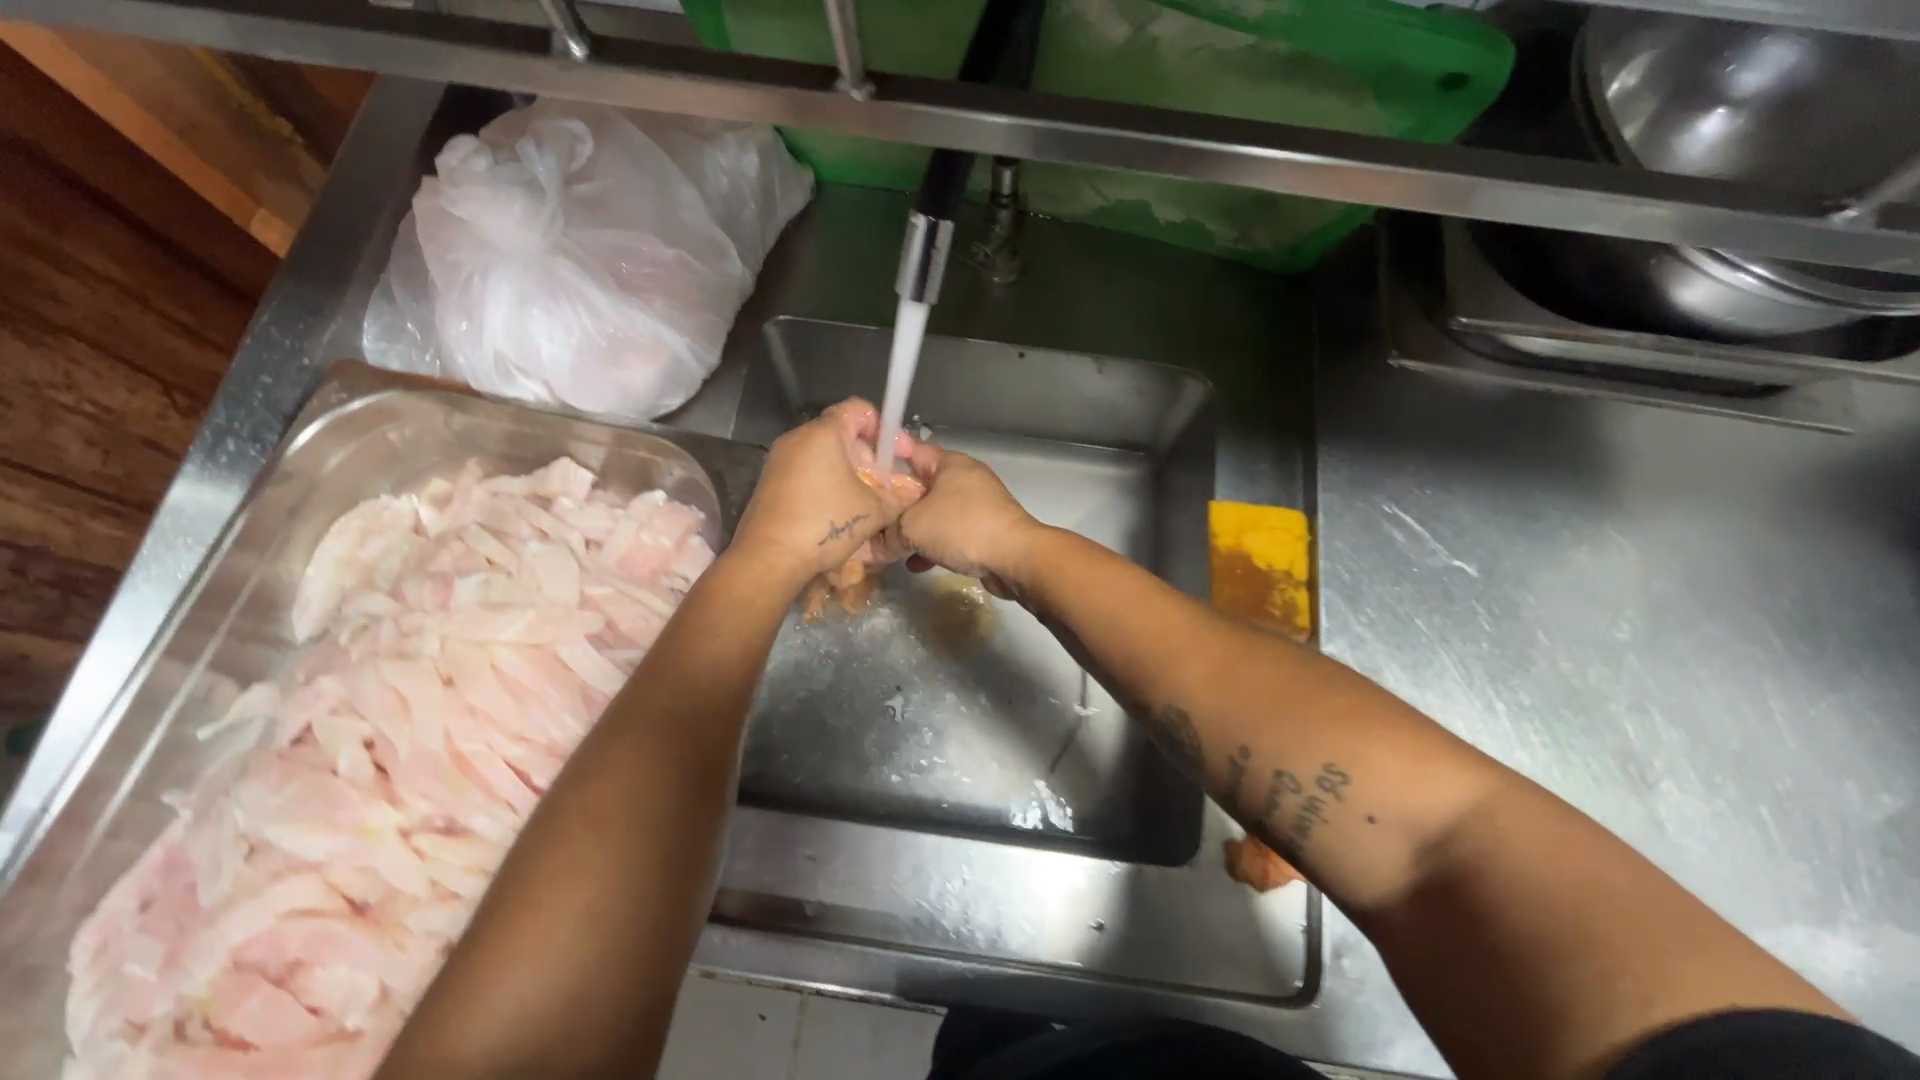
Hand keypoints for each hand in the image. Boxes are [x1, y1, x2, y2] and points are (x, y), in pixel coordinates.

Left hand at [730, 398, 920, 588]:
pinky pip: (807, 472)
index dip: (885, 428)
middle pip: (842, 433)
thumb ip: (899, 497)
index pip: (859, 409)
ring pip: (825, 455)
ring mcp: (780, 460)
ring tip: (866, 502)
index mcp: (824, 433)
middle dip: (870, 457)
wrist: (769, 558)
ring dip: (850, 473)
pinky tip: (839, 512)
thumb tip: (913, 494)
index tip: (899, 456)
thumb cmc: (826, 523)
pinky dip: (828, 484)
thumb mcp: (874, 510)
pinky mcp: (770, 482)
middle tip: (886, 484)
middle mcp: (798, 438)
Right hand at [878, 444, 1041, 591]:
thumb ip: (889, 534)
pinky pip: (952, 533)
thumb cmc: (961, 527)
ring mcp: (978, 505)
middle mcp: (965, 478)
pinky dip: (935, 546)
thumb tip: (874, 546)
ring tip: (893, 547)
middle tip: (875, 520)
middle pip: (922, 486)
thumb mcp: (913, 527)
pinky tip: (917, 565)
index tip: (865, 480)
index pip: (910, 452)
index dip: (886, 463)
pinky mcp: (986, 529)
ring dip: (916, 530)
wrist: (1014, 557)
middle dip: (899, 505)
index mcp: (949, 463)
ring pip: (937, 513)